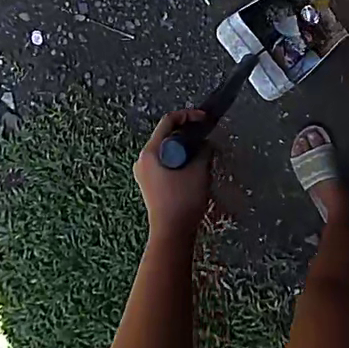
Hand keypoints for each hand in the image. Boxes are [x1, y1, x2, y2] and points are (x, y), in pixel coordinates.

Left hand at [134, 109, 211, 236]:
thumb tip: (206, 144)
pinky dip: (179, 161)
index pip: (168, 122)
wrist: (172, 232)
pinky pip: (165, 163)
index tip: (204, 119)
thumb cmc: (183, 200)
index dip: (188, 116)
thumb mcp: (199, 170)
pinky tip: (193, 170)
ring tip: (203, 155)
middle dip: (187, 134)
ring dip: (185, 149)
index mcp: (150, 152)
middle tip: (206, 137)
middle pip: (166, 136)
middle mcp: (143, 160)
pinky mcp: (150, 184)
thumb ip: (204, 151)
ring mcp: (144, 173)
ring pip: (167, 151)